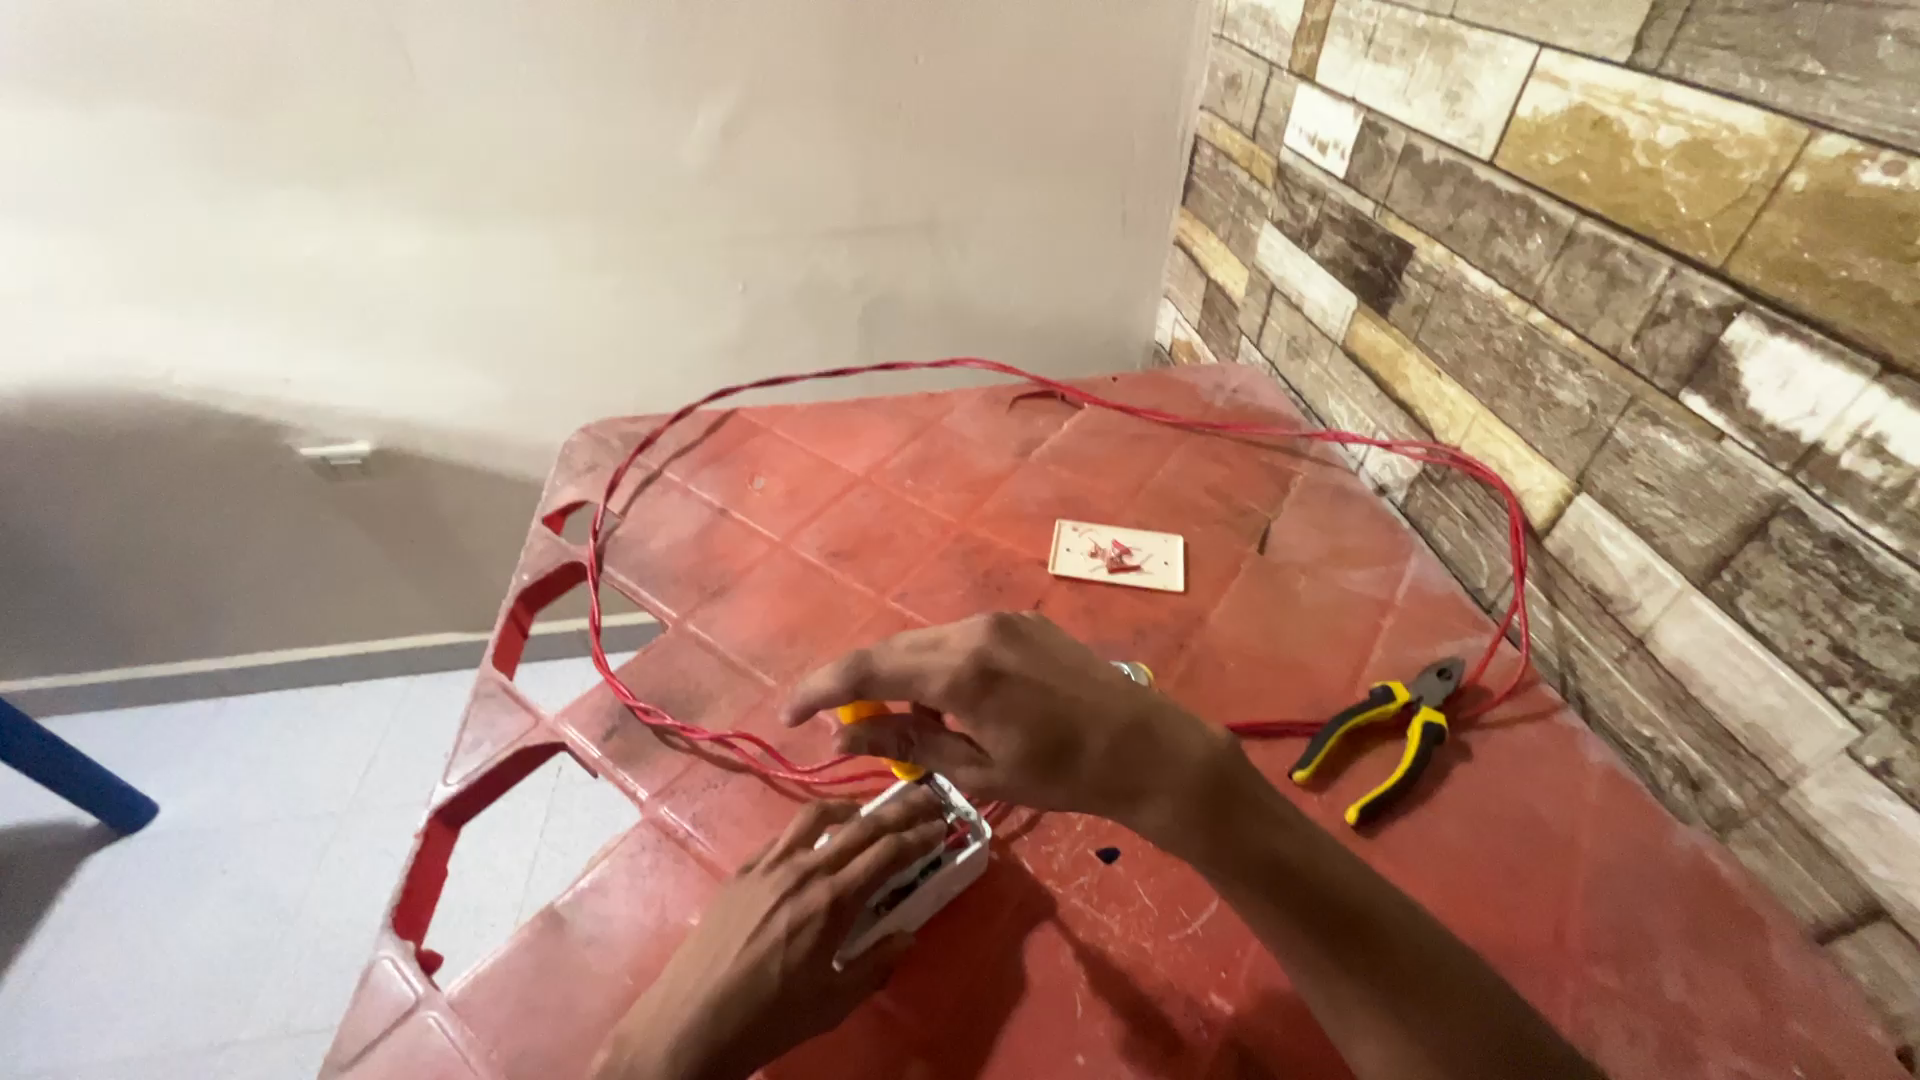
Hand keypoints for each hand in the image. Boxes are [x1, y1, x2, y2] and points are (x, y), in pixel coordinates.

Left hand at [591, 789, 945, 1079]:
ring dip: (851, 809)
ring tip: (868, 812)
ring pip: (817, 817)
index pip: (887, 854)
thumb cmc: (768, 1019)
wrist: (690, 1023)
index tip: (941, 826)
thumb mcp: (833, 1004)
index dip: (919, 836)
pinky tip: (814, 841)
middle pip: (861, 827)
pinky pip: (784, 836)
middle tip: (924, 802)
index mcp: (832, 903)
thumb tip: (906, 935)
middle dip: (899, 811)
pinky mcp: (743, 871)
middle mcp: (804, 871)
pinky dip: (809, 828)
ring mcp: (769, 866)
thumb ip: (875, 965)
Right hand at [782, 612, 1243, 847]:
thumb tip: (842, 734)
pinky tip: (955, 700)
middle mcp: (974, 630)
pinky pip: (960, 639)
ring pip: (925, 643)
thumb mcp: (979, 770)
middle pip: (892, 650)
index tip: (792, 713)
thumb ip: (907, 744)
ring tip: (914, 724)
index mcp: (961, 671)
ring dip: (904, 677)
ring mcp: (1001, 620)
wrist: (1144, 745)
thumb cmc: (1062, 773)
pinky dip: (939, 666)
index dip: (821, 689)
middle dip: (860, 685)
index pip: (867, 671)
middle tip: (847, 726)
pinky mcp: (1022, 621)